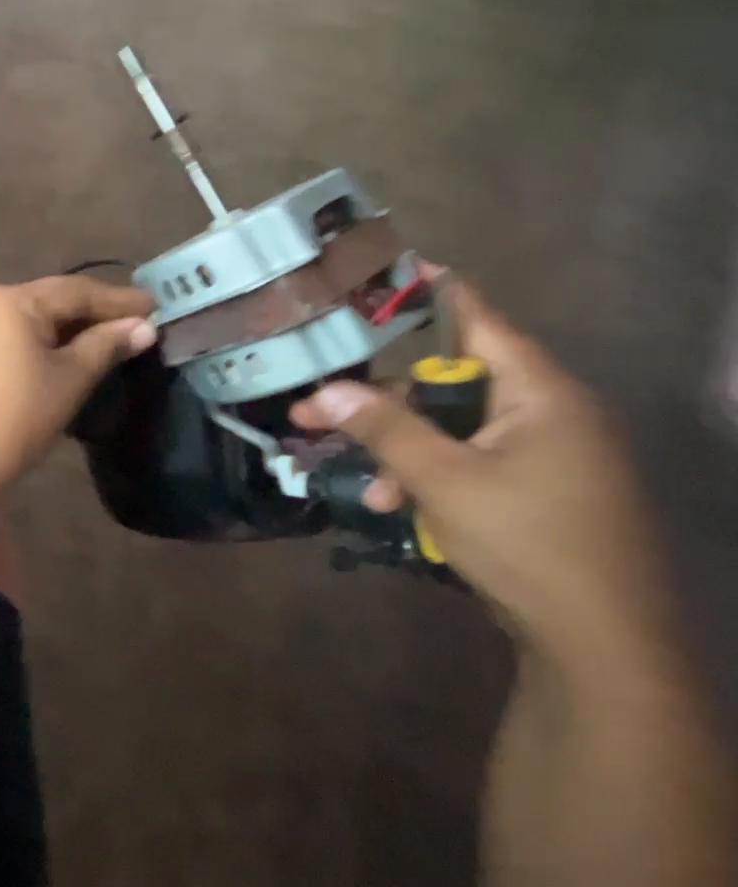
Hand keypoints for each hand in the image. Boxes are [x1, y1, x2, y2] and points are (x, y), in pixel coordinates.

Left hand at [0, 276, 156, 499]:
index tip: (156, 307)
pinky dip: (35, 344)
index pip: (75, 291)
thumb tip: (142, 327)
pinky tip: (59, 357)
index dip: (119, 300)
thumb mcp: (69, 380)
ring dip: (64, 330)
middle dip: (91, 314)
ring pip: (25, 321)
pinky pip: (4, 339)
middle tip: (136, 325)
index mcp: (9, 300)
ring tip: (104, 342)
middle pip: (48, 301)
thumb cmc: (15, 419)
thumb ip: (105, 346)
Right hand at [290, 272, 668, 661]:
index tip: (378, 275)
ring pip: (454, 428)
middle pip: (451, 382)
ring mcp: (547, 454)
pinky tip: (392, 506)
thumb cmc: (527, 542)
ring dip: (399, 448)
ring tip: (356, 479)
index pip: (478, 323)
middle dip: (382, 400)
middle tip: (316, 407)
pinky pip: (470, 461)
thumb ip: (383, 428)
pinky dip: (428, 477)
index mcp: (541, 394)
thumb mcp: (442, 481)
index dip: (427, 297)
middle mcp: (549, 413)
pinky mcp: (538, 489)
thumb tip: (324, 390)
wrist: (600, 640)